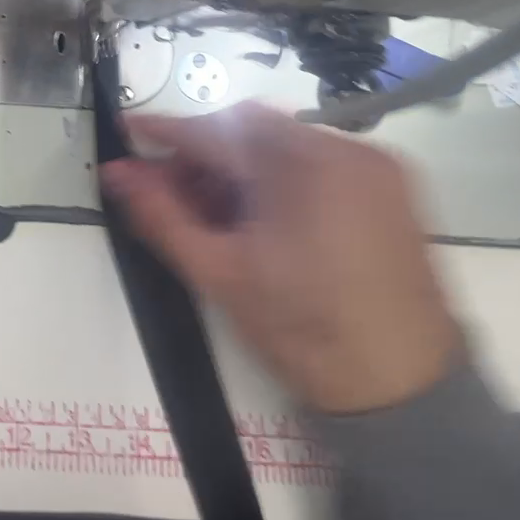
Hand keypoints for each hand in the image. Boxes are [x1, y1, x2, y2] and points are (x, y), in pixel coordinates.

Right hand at [101, 103, 460, 413]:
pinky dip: (275, 175)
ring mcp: (374, 166)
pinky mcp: (390, 188)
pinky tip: (253, 213)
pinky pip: (315, 160)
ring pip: (282, 143)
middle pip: (251, 129)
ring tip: (207, 208)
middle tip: (165, 188)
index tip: (126, 131)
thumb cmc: (303, 331)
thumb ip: (159, 214)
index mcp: (307, 165)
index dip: (166, 131)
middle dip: (201, 153)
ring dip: (236, 165)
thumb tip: (115, 173)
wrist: (405, 389)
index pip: (218, 131)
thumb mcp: (218, 272)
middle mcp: (346, 149)